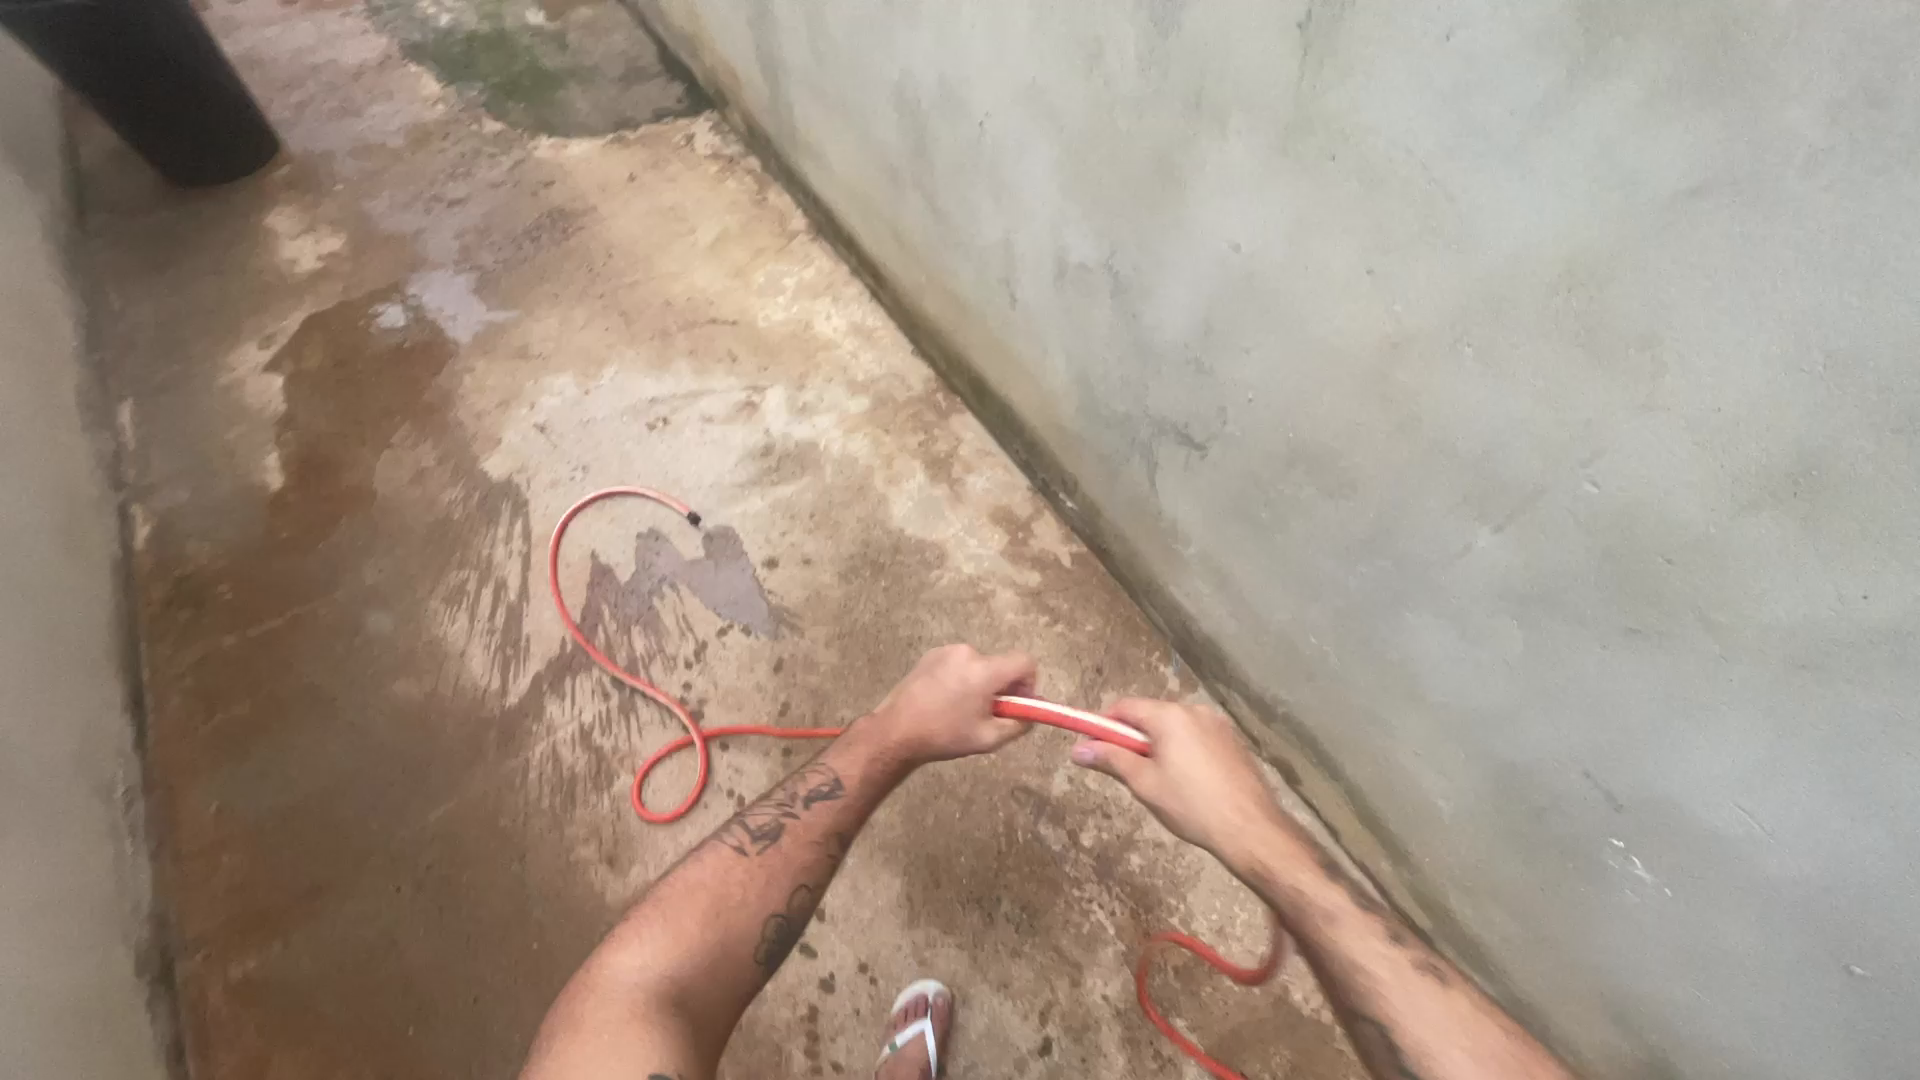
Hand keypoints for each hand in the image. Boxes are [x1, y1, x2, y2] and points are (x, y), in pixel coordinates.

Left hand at [862, 645, 1036, 765]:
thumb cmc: (945, 736)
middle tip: (986, 713)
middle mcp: (968, 652)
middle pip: (1000, 665)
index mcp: (985, 670)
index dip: (1028, 682)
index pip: (1025, 661)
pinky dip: (961, 678)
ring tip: (960, 710)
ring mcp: (946, 651)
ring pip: (979, 665)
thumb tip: (1033, 711)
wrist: (896, 731)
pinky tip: (944, 701)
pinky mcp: (930, 655)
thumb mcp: (989, 738)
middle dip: (1001, 687)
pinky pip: (958, 664)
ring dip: (979, 683)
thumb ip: (1019, 724)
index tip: (1017, 702)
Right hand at [1070, 698, 1296, 864]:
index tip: (1094, 748)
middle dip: (1134, 738)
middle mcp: (1194, 710)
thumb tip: (1077, 749)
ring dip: (1160, 745)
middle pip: (1150, 715)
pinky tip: (1190, 783)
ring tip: (1162, 783)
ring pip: (1175, 727)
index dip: (1104, 725)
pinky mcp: (1233, 740)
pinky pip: (1197, 737)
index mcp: (1169, 716)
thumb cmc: (1191, 806)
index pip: (1124, 707)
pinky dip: (1184, 750)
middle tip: (1129, 773)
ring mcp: (1217, 724)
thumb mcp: (1144, 783)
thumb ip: (1110, 759)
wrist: (1252, 829)